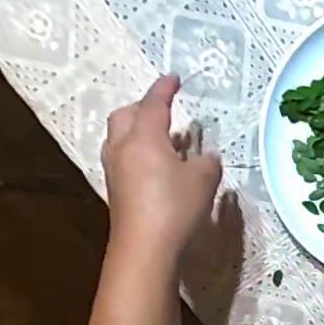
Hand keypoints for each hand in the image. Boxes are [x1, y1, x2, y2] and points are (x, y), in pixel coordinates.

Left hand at [102, 74, 220, 257]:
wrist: (145, 246)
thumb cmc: (175, 206)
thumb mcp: (204, 180)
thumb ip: (208, 161)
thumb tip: (205, 155)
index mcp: (145, 136)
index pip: (154, 104)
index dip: (165, 89)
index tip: (173, 78)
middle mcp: (123, 146)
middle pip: (126, 115)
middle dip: (143, 107)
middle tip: (164, 110)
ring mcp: (115, 169)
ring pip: (121, 137)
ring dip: (139, 130)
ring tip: (163, 139)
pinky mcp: (116, 189)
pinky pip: (124, 157)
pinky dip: (138, 152)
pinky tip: (157, 166)